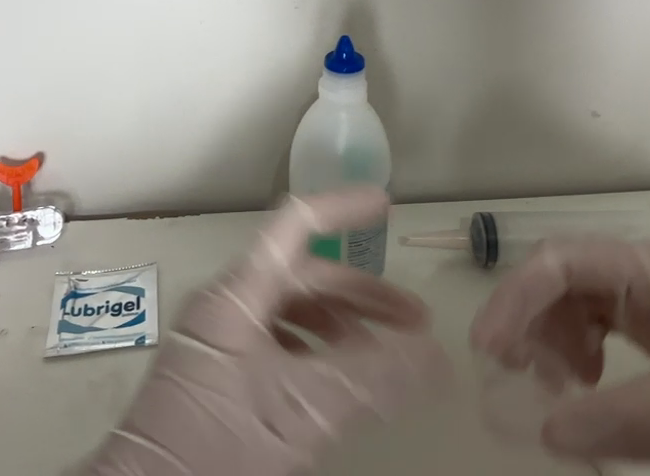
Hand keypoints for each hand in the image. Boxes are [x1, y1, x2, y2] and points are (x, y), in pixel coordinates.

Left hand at [85, 189, 449, 475]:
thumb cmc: (215, 445)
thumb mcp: (299, 409)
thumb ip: (370, 379)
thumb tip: (433, 355)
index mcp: (238, 293)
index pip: (295, 225)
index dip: (341, 208)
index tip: (384, 205)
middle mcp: (227, 304)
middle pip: (303, 276)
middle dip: (361, 294)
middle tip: (413, 322)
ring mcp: (220, 339)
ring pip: (291, 312)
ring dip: (341, 327)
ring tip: (383, 357)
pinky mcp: (219, 373)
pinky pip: (276, 343)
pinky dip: (316, 354)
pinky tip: (340, 382)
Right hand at [471, 238, 649, 475]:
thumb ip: (617, 419)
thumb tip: (542, 432)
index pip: (561, 261)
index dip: (516, 297)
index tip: (488, 349)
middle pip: (567, 284)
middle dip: (534, 326)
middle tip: (519, 381)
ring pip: (586, 315)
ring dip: (559, 349)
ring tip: (558, 397)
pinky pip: (612, 347)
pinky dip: (589, 370)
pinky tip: (592, 400)